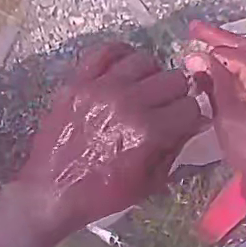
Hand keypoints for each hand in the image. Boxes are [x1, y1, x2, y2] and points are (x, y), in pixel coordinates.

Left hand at [12, 41, 205, 235]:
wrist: (51, 193)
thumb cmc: (102, 195)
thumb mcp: (148, 183)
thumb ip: (174, 150)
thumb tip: (191, 125)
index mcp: (147, 132)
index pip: (191, 107)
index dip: (193, 116)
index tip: (187, 122)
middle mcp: (127, 103)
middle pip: (174, 79)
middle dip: (178, 94)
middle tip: (168, 107)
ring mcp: (100, 89)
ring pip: (144, 60)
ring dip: (151, 75)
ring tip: (145, 90)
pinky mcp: (77, 83)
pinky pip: (105, 51)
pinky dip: (120, 55)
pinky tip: (124, 69)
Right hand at [184, 21, 245, 199]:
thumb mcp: (230, 116)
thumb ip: (214, 82)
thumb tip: (196, 57)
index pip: (235, 48)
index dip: (210, 41)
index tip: (190, 33)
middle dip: (223, 45)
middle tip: (199, 34)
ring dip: (237, 62)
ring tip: (213, 56)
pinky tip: (238, 79)